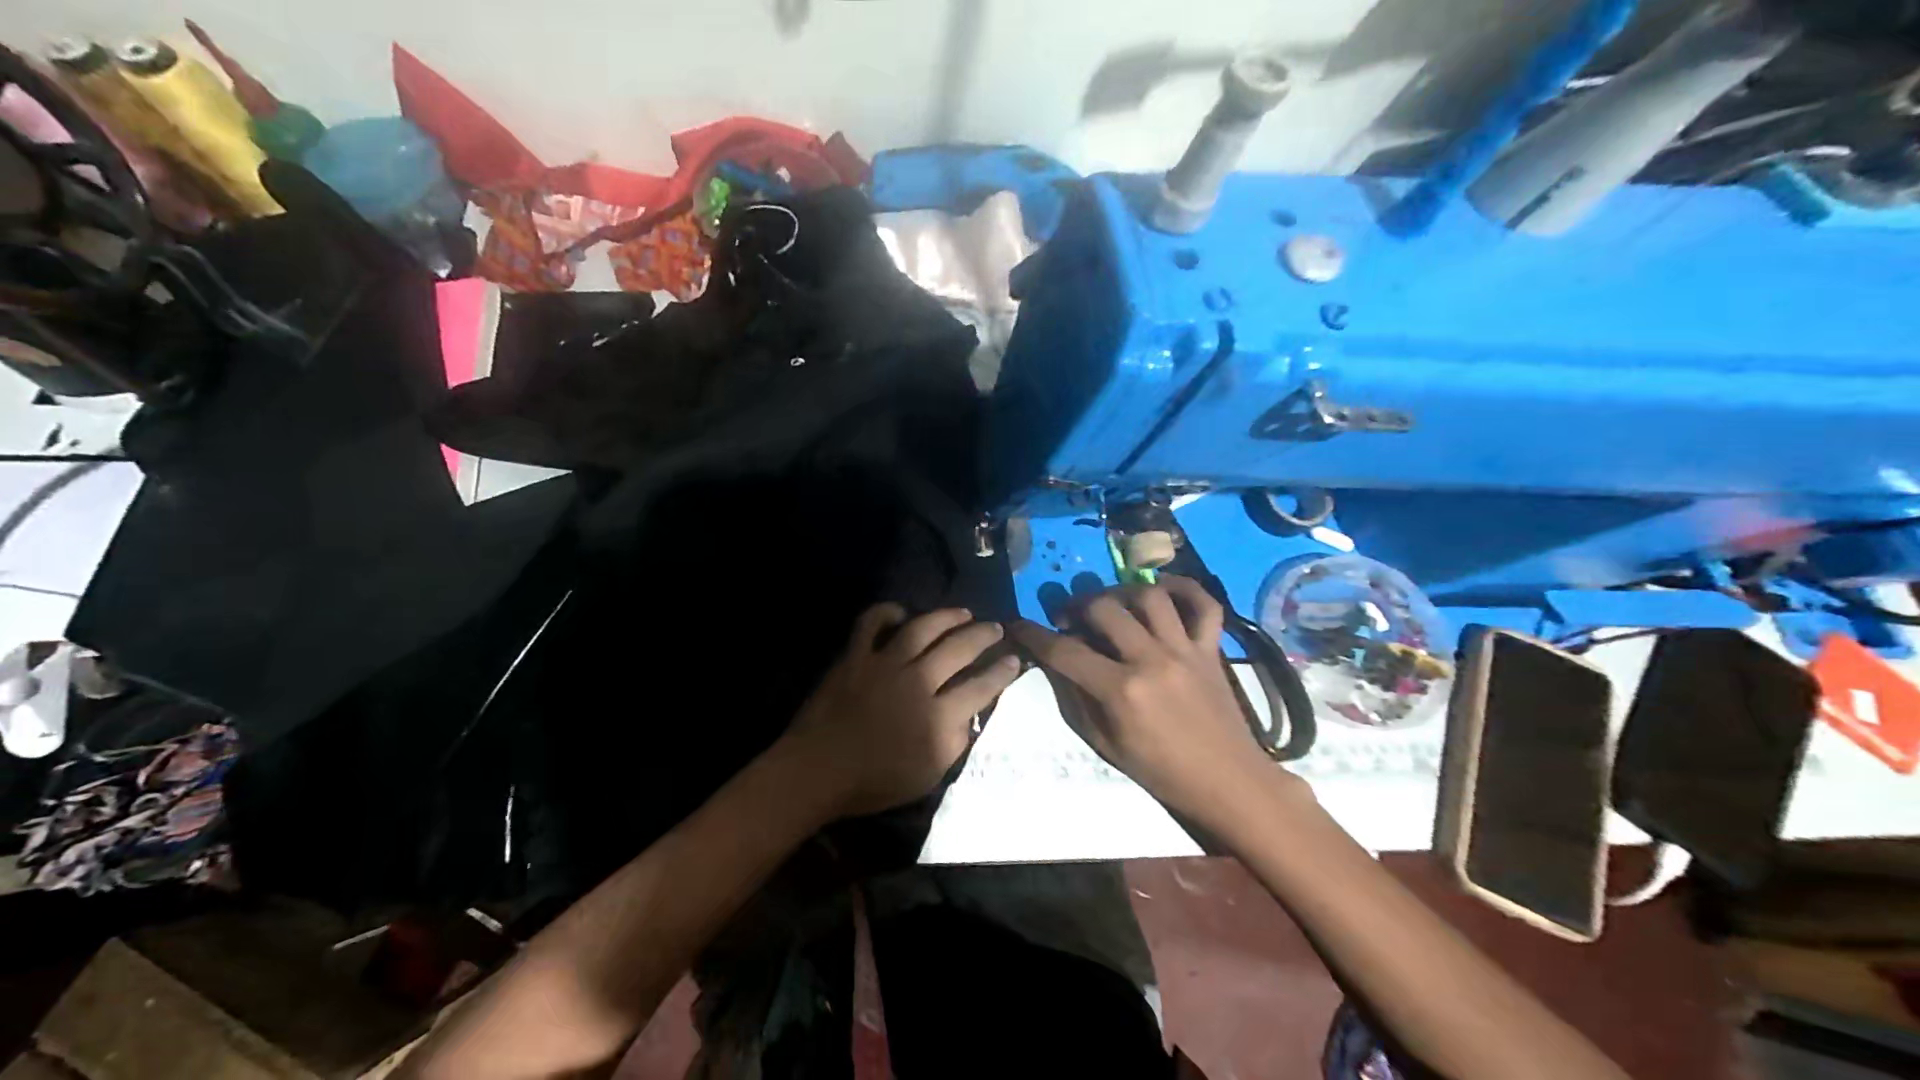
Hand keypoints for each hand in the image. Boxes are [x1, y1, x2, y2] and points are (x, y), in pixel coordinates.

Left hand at [778, 604, 1022, 821]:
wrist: (817, 771)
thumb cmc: (874, 782)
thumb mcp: (928, 775)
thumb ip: (955, 741)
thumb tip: (971, 714)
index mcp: (937, 717)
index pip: (981, 687)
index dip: (1003, 671)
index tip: (1015, 659)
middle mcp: (917, 682)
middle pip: (959, 649)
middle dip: (983, 636)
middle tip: (995, 628)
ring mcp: (884, 664)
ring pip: (923, 627)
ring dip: (947, 617)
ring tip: (963, 613)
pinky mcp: (855, 655)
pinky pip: (872, 622)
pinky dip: (887, 612)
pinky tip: (902, 613)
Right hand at [1009, 576, 1286, 822]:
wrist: (1227, 782)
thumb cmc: (1160, 771)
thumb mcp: (1104, 744)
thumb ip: (1075, 698)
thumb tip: (1054, 662)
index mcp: (1120, 691)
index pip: (1064, 650)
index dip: (1034, 634)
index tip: (1019, 624)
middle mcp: (1151, 660)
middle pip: (1103, 608)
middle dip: (1075, 606)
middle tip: (1070, 618)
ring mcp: (1185, 649)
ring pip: (1148, 595)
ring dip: (1121, 592)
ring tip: (1111, 604)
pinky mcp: (1211, 648)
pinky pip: (1203, 603)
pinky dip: (1184, 588)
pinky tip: (1162, 589)